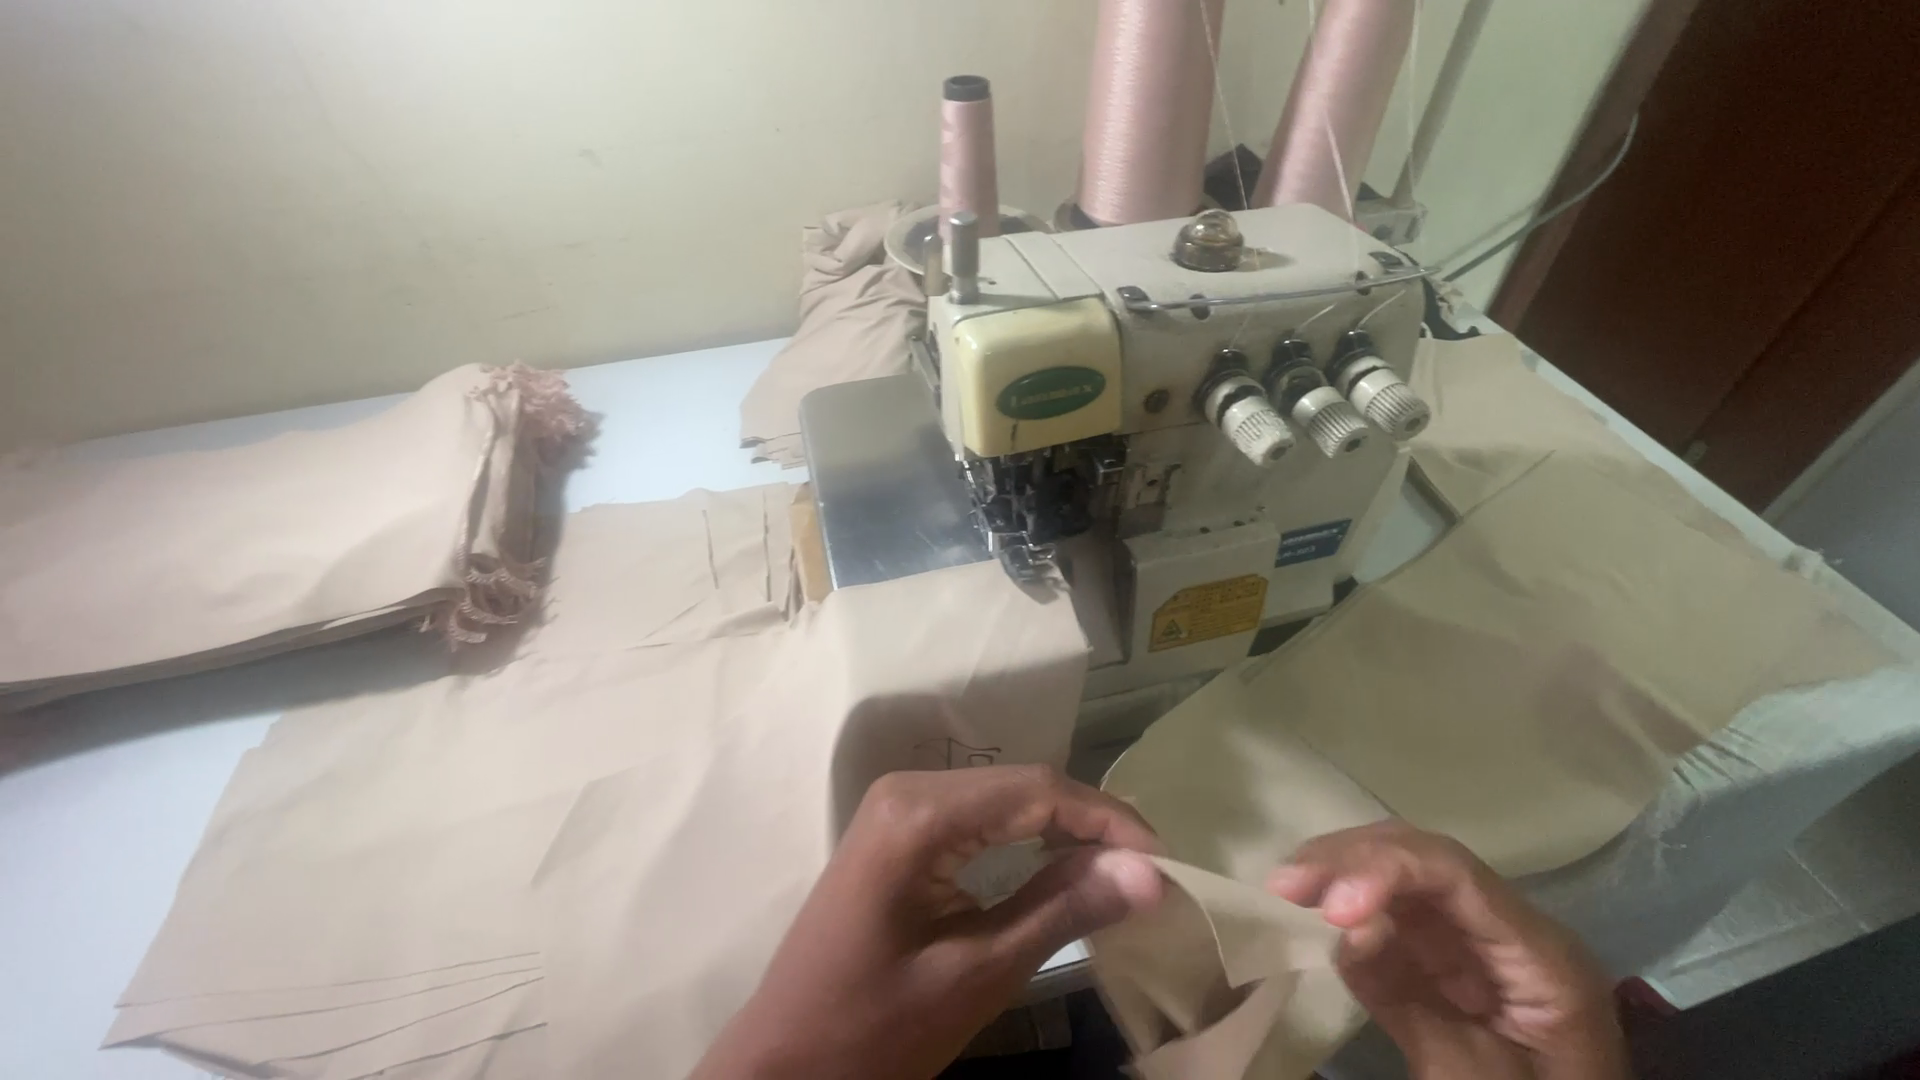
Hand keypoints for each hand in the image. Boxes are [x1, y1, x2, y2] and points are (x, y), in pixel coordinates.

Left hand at [691, 765, 1164, 1079]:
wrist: (784, 1063)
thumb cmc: (877, 1030)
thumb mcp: (979, 974)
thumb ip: (1062, 910)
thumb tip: (1149, 872)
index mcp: (919, 815)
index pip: (1037, 790)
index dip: (1108, 818)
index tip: (1164, 862)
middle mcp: (908, 789)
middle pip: (1021, 785)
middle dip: (1088, 823)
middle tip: (1146, 874)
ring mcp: (897, 805)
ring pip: (1003, 797)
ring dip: (1060, 828)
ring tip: (1115, 872)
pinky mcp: (898, 828)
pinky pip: (977, 816)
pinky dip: (1023, 837)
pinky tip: (1057, 865)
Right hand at [1270, 822, 1629, 1079]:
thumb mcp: (1471, 1075)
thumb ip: (1409, 1002)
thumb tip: (1346, 930)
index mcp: (1536, 951)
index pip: (1453, 873)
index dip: (1385, 870)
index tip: (1332, 909)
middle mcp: (1498, 921)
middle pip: (1419, 854)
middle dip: (1349, 859)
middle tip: (1286, 884)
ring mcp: (1465, 930)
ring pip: (1395, 863)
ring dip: (1336, 867)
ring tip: (1286, 886)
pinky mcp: (1433, 947)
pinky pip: (1383, 903)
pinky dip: (1340, 896)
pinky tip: (1308, 902)